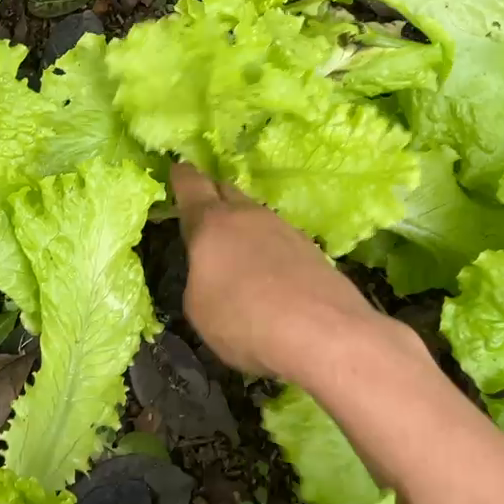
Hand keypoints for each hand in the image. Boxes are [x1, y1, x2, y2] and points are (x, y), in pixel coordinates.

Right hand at [170, 162, 416, 379]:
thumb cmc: (244, 318)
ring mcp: (285, 230)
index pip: (191, 185)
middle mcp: (248, 215)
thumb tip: (211, 273)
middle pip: (227, 191)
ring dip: (245, 226)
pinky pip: (281, 240)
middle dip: (213, 194)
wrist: (326, 334)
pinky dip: (271, 250)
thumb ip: (199, 279)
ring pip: (256, 216)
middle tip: (204, 206)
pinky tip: (273, 276)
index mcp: (211, 222)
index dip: (181, 176)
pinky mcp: (313, 252)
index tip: (177, 169)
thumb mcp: (198, 306)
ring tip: (239, 249)